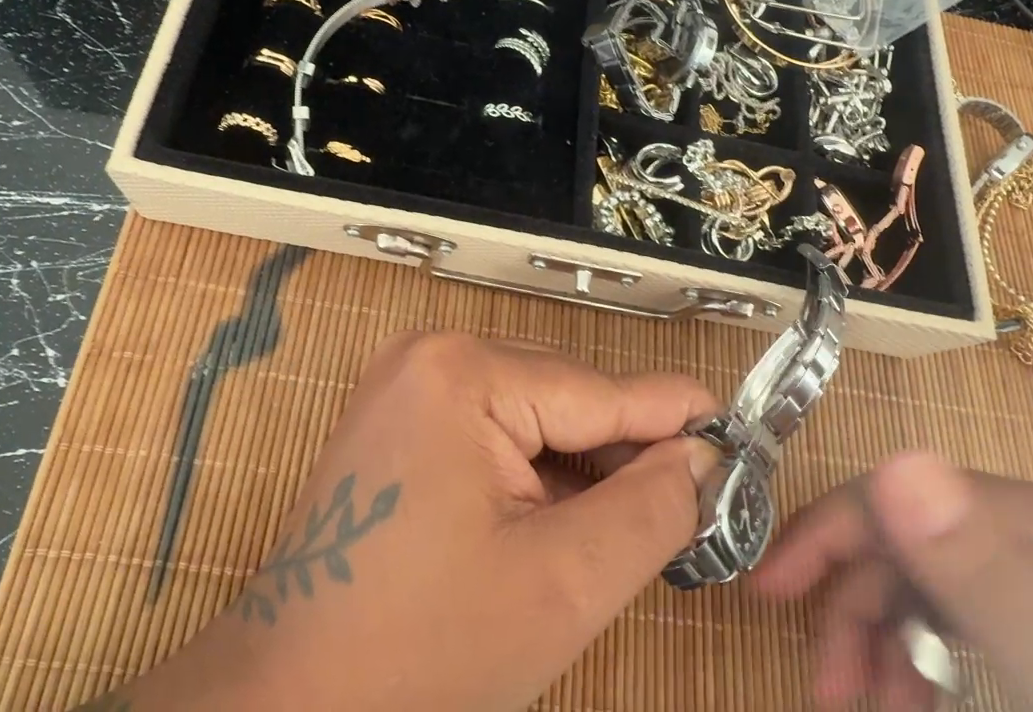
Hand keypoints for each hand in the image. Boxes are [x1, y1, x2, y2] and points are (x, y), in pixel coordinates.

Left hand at [116, 332, 720, 711]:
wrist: (292, 693)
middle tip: (678, 521)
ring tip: (613, 534)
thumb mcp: (562, 583)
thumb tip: (702, 456)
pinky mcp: (398, 417)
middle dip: (621, 459)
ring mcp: (407, 383)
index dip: (678, 422)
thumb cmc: (421, 647)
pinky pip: (493, 430)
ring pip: (534, 417)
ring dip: (579, 473)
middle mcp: (431, 354)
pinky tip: (552, 526)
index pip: (602, 390)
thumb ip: (651, 508)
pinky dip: (533, 475)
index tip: (740, 443)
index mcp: (464, 371)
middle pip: (567, 399)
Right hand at [753, 452, 1032, 711]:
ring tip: (878, 708)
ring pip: (949, 574)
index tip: (768, 598)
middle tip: (827, 692)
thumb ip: (994, 583)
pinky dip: (941, 650)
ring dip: (894, 636)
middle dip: (859, 607)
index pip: (909, 493)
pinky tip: (927, 697)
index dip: (827, 539)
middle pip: (924, 536)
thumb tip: (897, 462)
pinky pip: (988, 607)